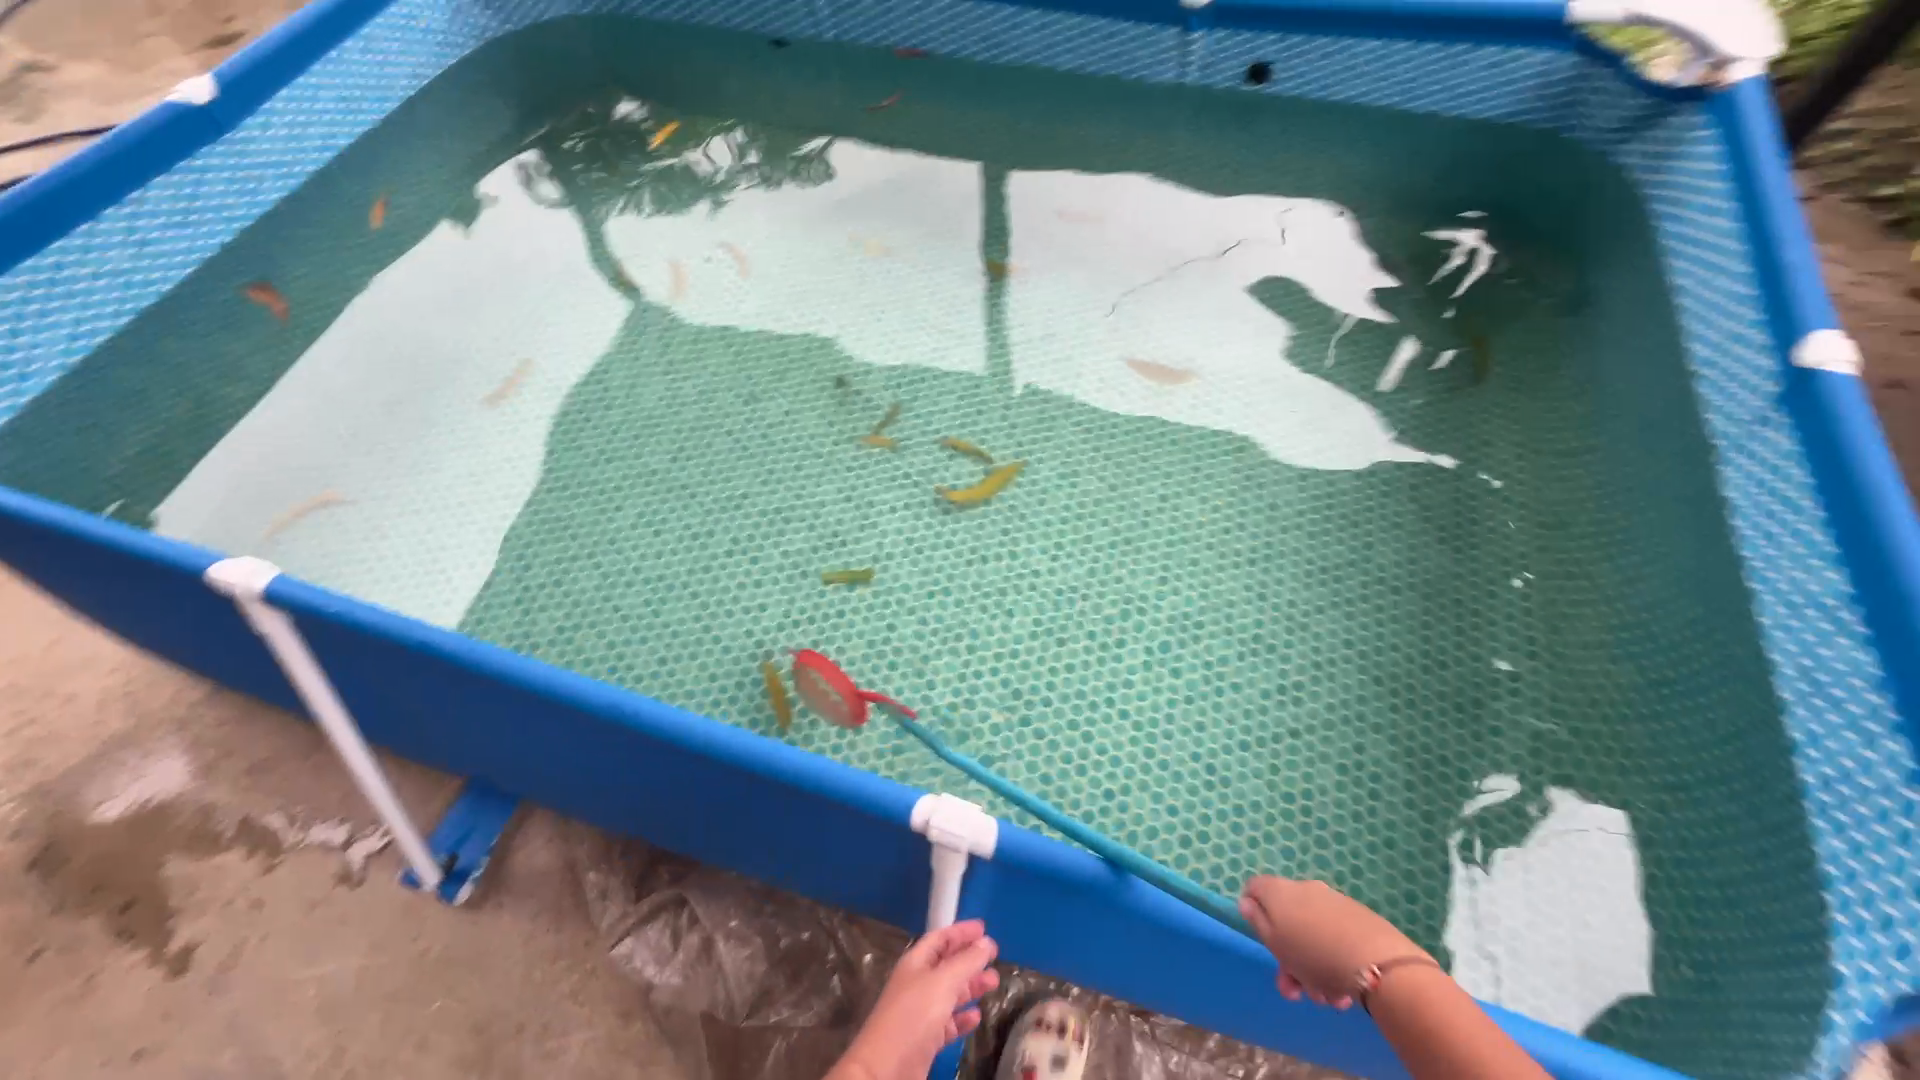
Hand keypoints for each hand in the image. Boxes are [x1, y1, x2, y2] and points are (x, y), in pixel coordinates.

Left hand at [832, 920, 1000, 1079]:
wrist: (886, 1069)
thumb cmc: (913, 1016)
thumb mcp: (942, 982)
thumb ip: (966, 961)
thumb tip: (986, 942)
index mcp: (915, 963)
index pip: (940, 938)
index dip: (960, 932)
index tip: (984, 927)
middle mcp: (917, 984)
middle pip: (947, 964)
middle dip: (970, 959)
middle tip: (995, 956)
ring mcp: (920, 1012)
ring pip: (950, 993)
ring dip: (971, 986)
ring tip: (993, 982)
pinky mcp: (926, 1039)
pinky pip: (948, 1022)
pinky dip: (963, 1018)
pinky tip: (976, 1016)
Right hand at [1239, 876, 1430, 1008]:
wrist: (1378, 964)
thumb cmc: (1314, 955)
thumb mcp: (1274, 942)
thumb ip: (1257, 920)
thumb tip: (1247, 901)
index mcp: (1279, 891)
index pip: (1254, 887)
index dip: (1251, 909)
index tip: (1261, 937)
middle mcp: (1306, 889)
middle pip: (1287, 920)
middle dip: (1289, 958)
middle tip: (1296, 989)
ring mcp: (1335, 903)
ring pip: (1313, 936)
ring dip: (1314, 969)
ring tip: (1327, 998)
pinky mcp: (1360, 919)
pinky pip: (1336, 938)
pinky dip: (1334, 962)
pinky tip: (1344, 991)